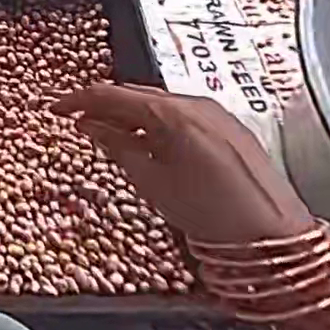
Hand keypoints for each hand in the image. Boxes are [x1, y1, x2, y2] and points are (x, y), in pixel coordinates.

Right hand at [50, 83, 312, 244]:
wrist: (272, 236)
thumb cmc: (208, 211)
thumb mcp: (148, 179)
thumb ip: (115, 144)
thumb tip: (90, 126)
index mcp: (170, 113)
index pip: (111, 94)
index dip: (78, 100)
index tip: (57, 108)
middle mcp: (194, 103)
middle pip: (135, 93)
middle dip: (102, 104)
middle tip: (77, 119)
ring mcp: (214, 113)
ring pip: (157, 102)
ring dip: (128, 112)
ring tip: (107, 132)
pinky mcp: (227, 126)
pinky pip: (179, 113)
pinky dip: (154, 120)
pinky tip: (144, 139)